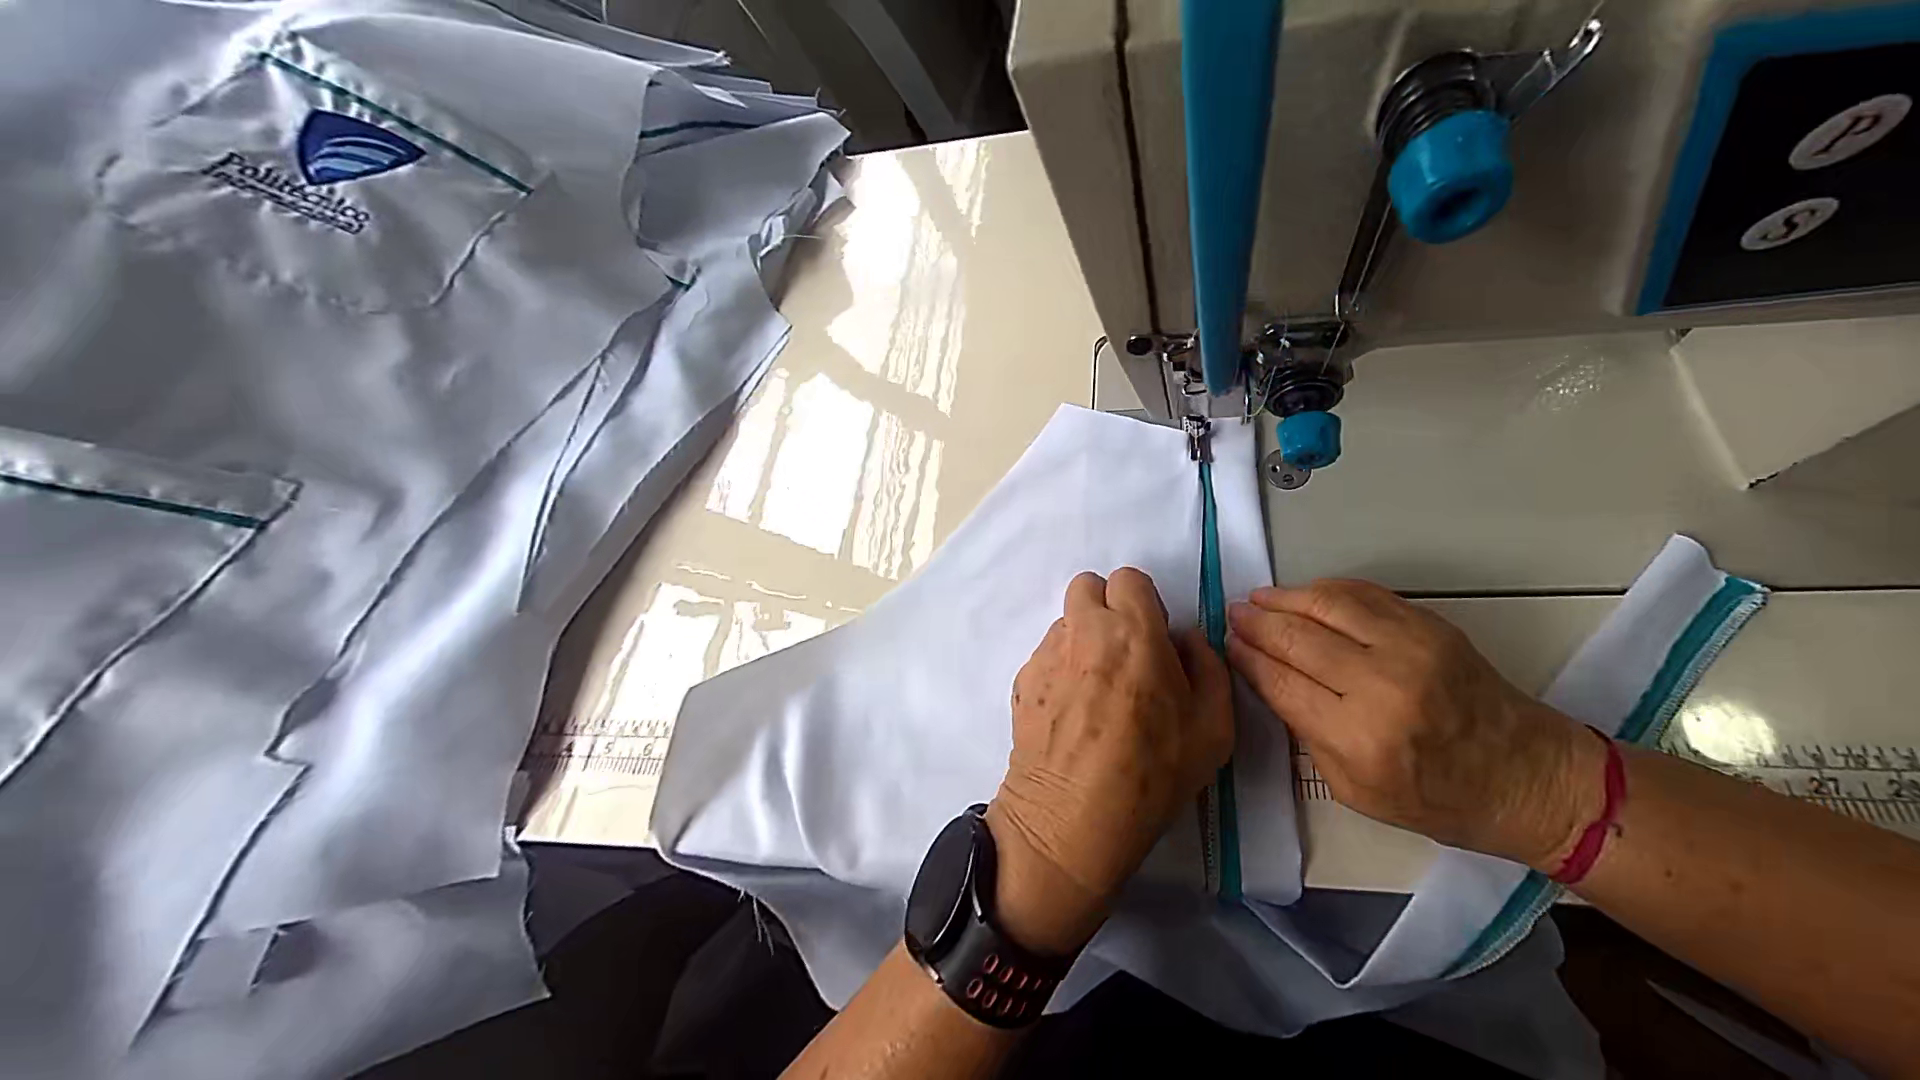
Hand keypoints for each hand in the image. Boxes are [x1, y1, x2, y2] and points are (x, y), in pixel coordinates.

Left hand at [986, 568, 1233, 953]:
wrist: (1070, 819)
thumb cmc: (1151, 775)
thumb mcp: (1214, 728)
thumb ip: (1208, 665)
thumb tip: (1183, 638)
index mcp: (1133, 633)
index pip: (1130, 578)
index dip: (1144, 604)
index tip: (1152, 638)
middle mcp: (1084, 631)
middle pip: (1089, 586)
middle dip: (1108, 608)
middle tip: (1124, 652)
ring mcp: (1046, 653)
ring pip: (1066, 622)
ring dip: (1083, 638)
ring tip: (1096, 689)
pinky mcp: (1021, 678)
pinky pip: (1047, 655)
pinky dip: (1061, 668)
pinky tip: (1071, 712)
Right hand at [1225, 580, 1605, 870]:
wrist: (1528, 778)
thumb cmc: (1436, 797)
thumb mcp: (1352, 787)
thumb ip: (1305, 731)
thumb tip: (1267, 676)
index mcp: (1358, 737)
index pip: (1280, 681)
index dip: (1246, 658)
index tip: (1227, 645)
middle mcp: (1382, 685)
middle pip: (1296, 638)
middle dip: (1255, 624)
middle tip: (1232, 615)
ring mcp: (1411, 648)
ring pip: (1326, 604)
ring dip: (1283, 598)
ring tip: (1257, 599)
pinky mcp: (1432, 626)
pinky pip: (1364, 594)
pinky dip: (1325, 589)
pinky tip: (1302, 595)